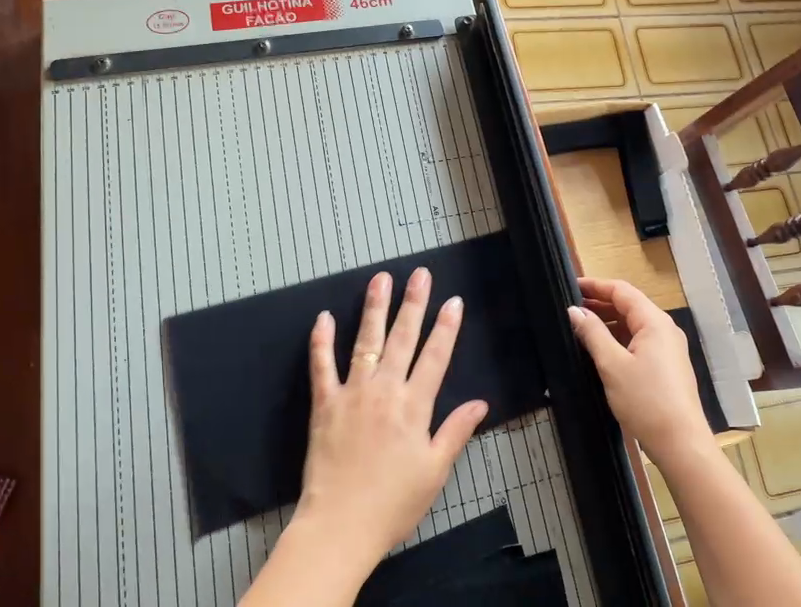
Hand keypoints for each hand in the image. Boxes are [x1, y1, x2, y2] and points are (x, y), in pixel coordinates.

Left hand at [294, 268, 487, 565]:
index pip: (436, 357)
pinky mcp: (324, 404)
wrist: (340, 526)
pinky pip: (322, 365)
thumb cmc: (393, 505)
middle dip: (414, 303)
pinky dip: (321, 340)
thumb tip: (479, 403)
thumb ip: (455, 432)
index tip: (453, 301)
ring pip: (366, 341)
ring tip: (380, 279)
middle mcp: (385, 391)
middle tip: (420, 274)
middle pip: (403, 338)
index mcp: (414, 407)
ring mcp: (352, 394)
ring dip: (374, 308)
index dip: (446, 328)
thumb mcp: (434, 472)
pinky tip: (323, 317)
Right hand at [567, 277, 714, 464]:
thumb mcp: (612, 365)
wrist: (681, 443)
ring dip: (609, 324)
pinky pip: (640, 342)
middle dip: (600, 305)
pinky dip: (619, 340)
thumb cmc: (645, 401)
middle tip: (571, 309)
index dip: (595, 286)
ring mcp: (669, 349)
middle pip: (630, 306)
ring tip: (581, 328)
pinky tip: (602, 351)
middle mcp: (665, 330)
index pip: (622, 291)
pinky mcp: (668, 367)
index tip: (570, 286)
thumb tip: (575, 310)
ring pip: (634, 326)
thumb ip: (592, 334)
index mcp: (654, 322)